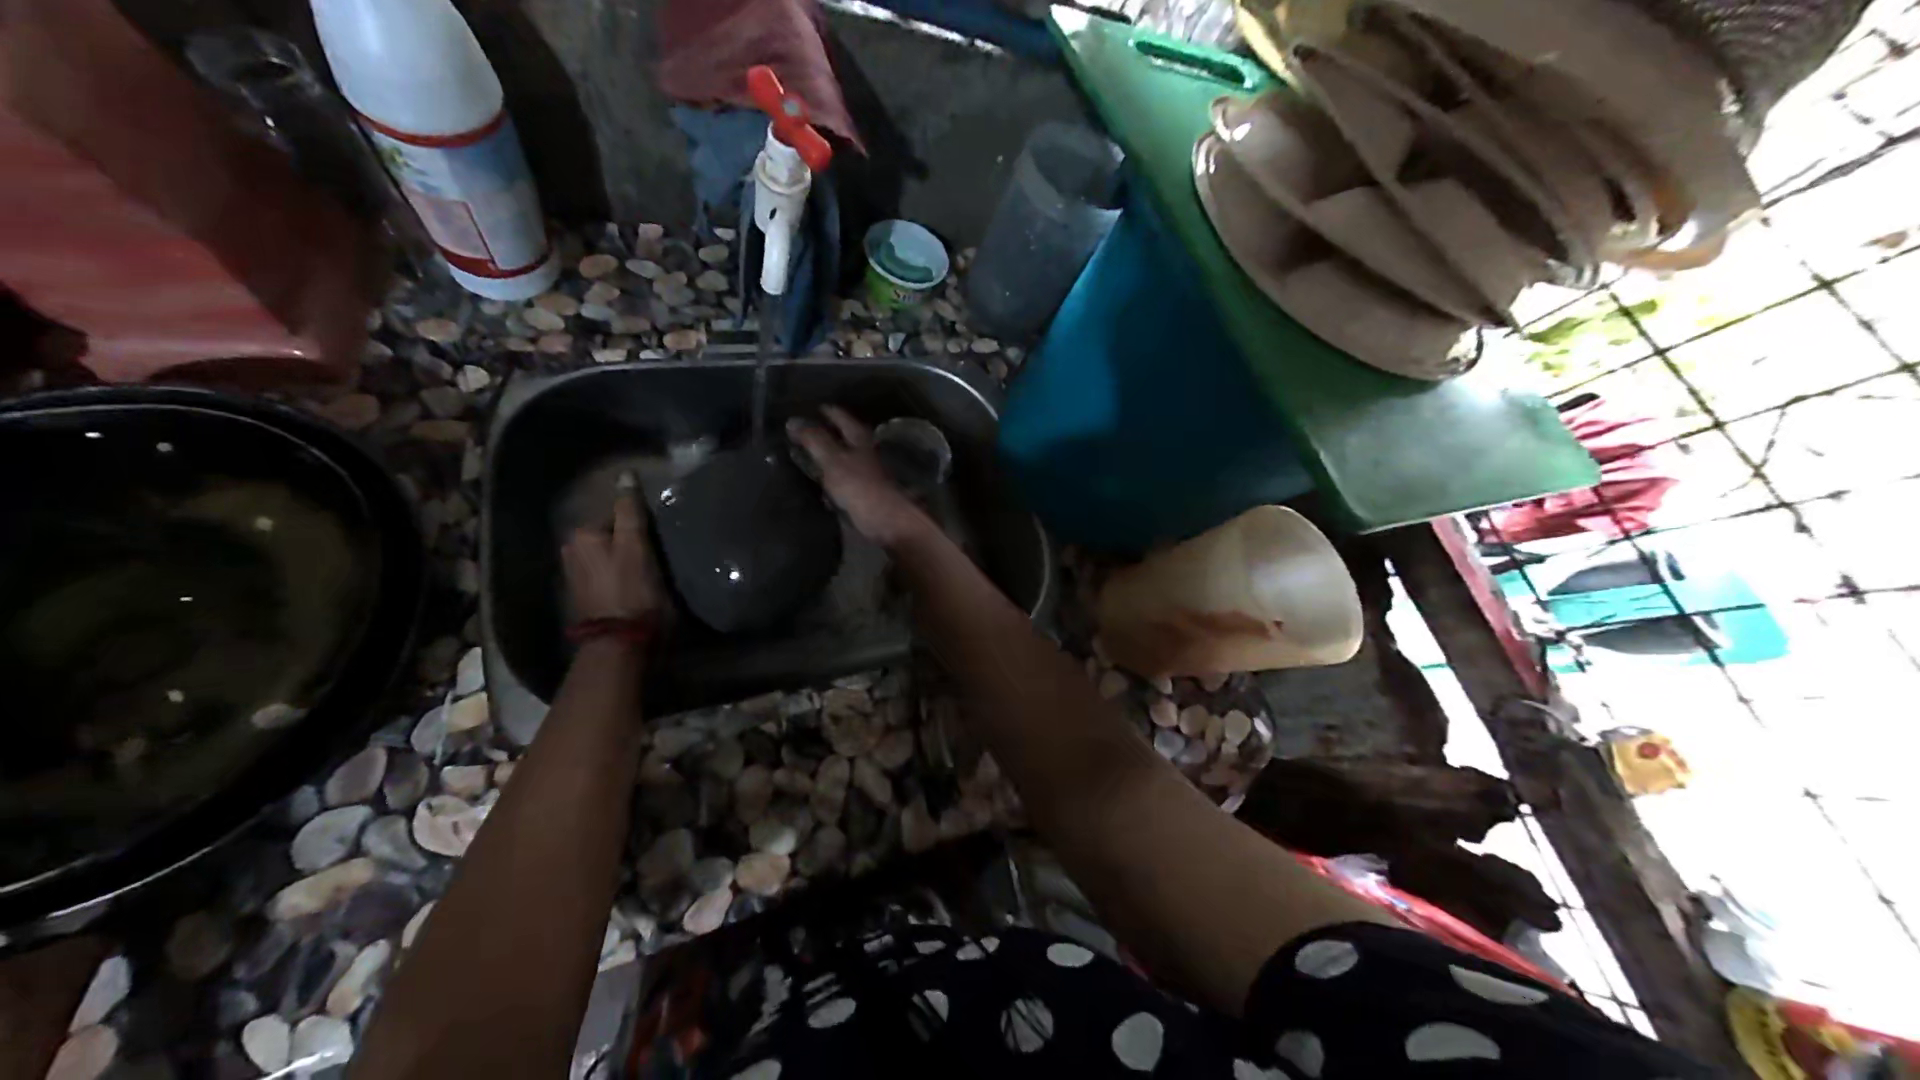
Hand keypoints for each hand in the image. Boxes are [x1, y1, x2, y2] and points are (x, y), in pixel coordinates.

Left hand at [561, 480, 669, 624]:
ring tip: (646, 570)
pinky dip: (617, 574)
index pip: (615, 515)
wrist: (620, 642)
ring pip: (606, 554)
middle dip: (628, 541)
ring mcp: (573, 574)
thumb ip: (629, 512)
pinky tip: (633, 584)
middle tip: (654, 556)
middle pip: (609, 535)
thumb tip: (625, 475)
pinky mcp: (583, 594)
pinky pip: (604, 572)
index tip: (656, 541)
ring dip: (623, 558)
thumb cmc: (632, 591)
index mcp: (581, 535)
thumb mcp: (636, 547)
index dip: (639, 527)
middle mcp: (569, 550)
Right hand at [787, 406, 934, 548]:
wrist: (887, 522)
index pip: (840, 416)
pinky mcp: (862, 493)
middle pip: (842, 436)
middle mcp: (865, 451)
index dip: (825, 411)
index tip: (808, 407)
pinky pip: (841, 480)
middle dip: (823, 432)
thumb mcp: (833, 460)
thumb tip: (792, 420)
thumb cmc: (860, 487)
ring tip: (802, 454)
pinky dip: (829, 478)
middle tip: (799, 430)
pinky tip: (817, 482)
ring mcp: (865, 473)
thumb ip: (813, 440)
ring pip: (841, 458)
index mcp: (860, 438)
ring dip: (824, 456)